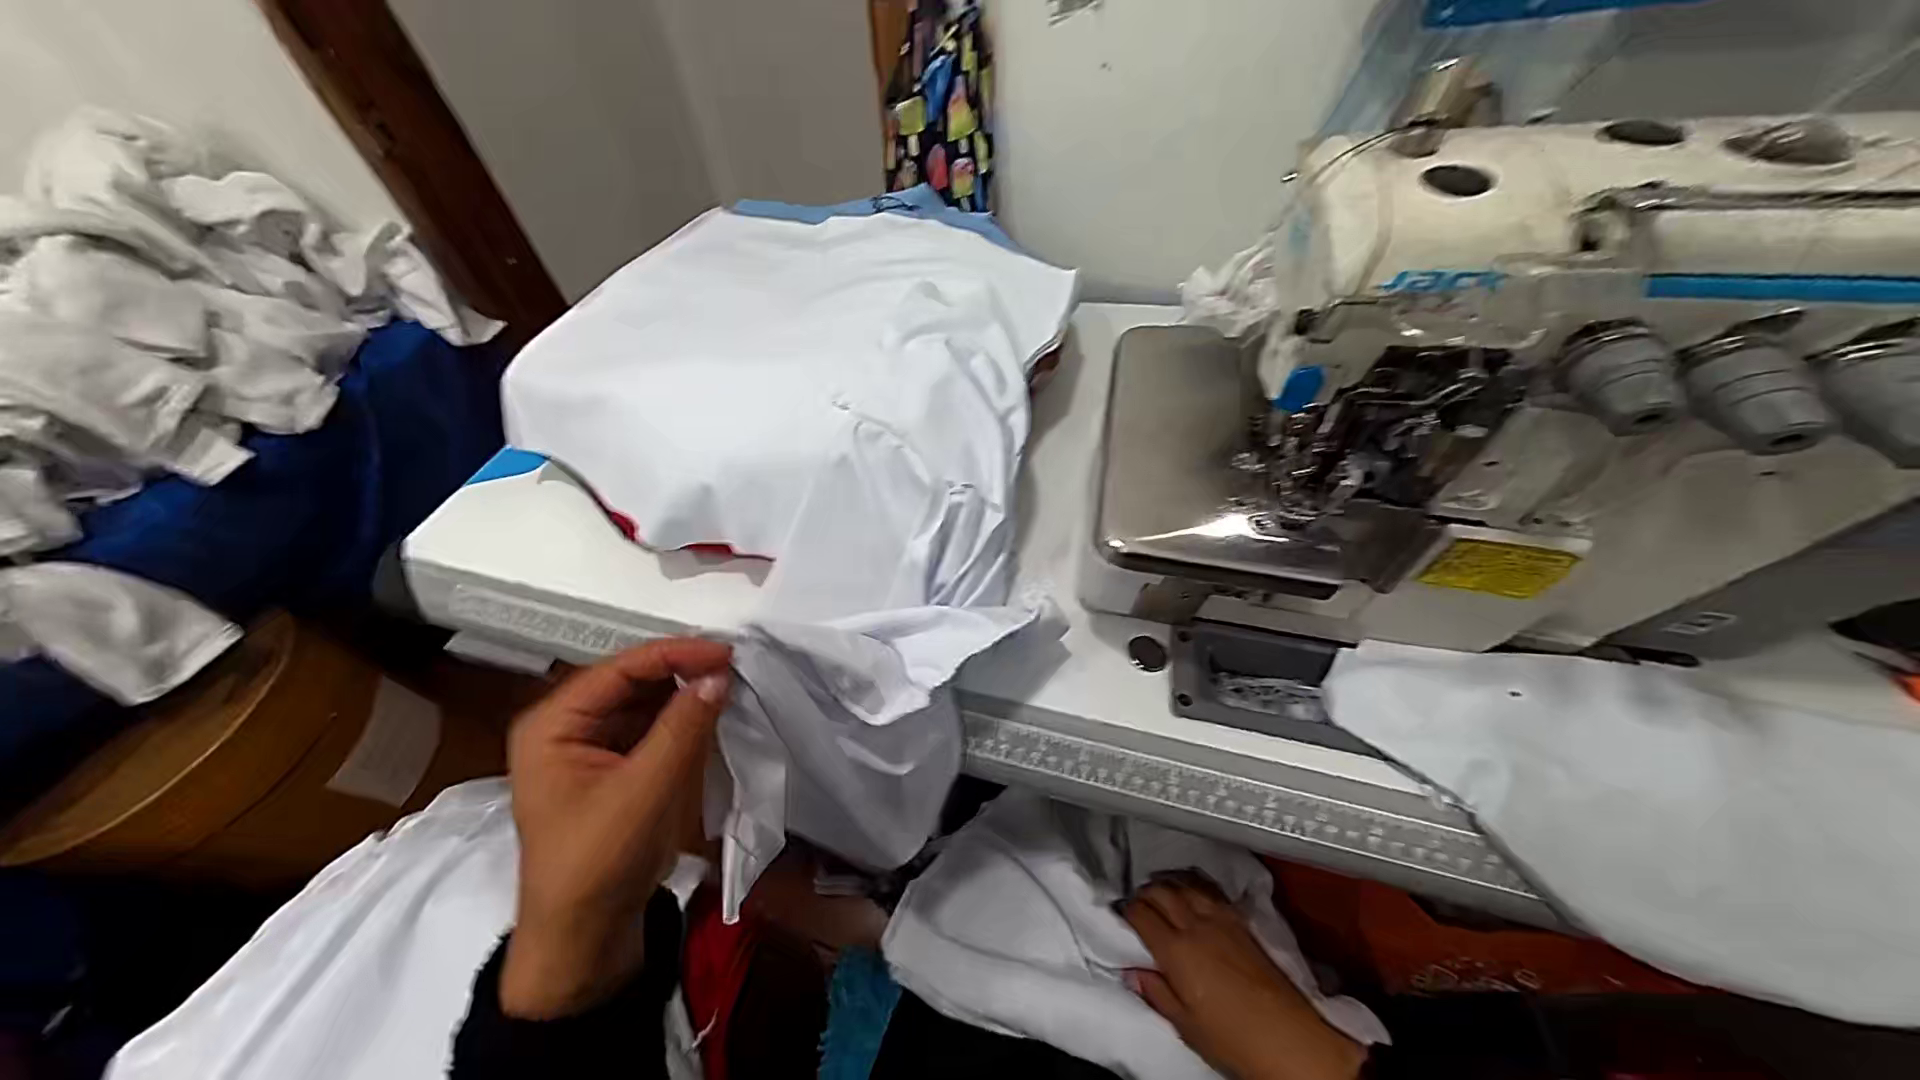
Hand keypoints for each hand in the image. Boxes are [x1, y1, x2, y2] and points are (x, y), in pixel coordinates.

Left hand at [499, 638, 732, 1018]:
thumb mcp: (644, 790)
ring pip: (647, 699)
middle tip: (732, 664)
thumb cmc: (598, 863)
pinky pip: (655, 724)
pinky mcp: (619, 762)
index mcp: (553, 724)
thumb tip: (719, 675)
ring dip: (686, 690)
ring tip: (730, 681)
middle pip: (633, 679)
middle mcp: (570, 724)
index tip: (724, 653)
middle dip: (682, 669)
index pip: (619, 669)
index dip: (673, 654)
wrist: (585, 937)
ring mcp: (594, 743)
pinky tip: (713, 709)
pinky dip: (685, 715)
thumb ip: (683, 727)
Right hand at [1123, 873, 1365, 1079]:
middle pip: (1160, 892)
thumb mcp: (1186, 1026)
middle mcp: (1195, 926)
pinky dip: (1193, 881)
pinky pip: (1209, 888)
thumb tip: (1132, 972)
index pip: (1141, 914)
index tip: (1121, 914)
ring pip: (1185, 884)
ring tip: (1158, 887)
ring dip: (1167, 882)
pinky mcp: (1240, 921)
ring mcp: (1220, 920)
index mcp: (1176, 951)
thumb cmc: (1234, 1040)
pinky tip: (1190, 887)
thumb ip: (1156, 993)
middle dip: (1143, 892)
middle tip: (1136, 901)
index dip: (1126, 910)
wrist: (1291, 1040)